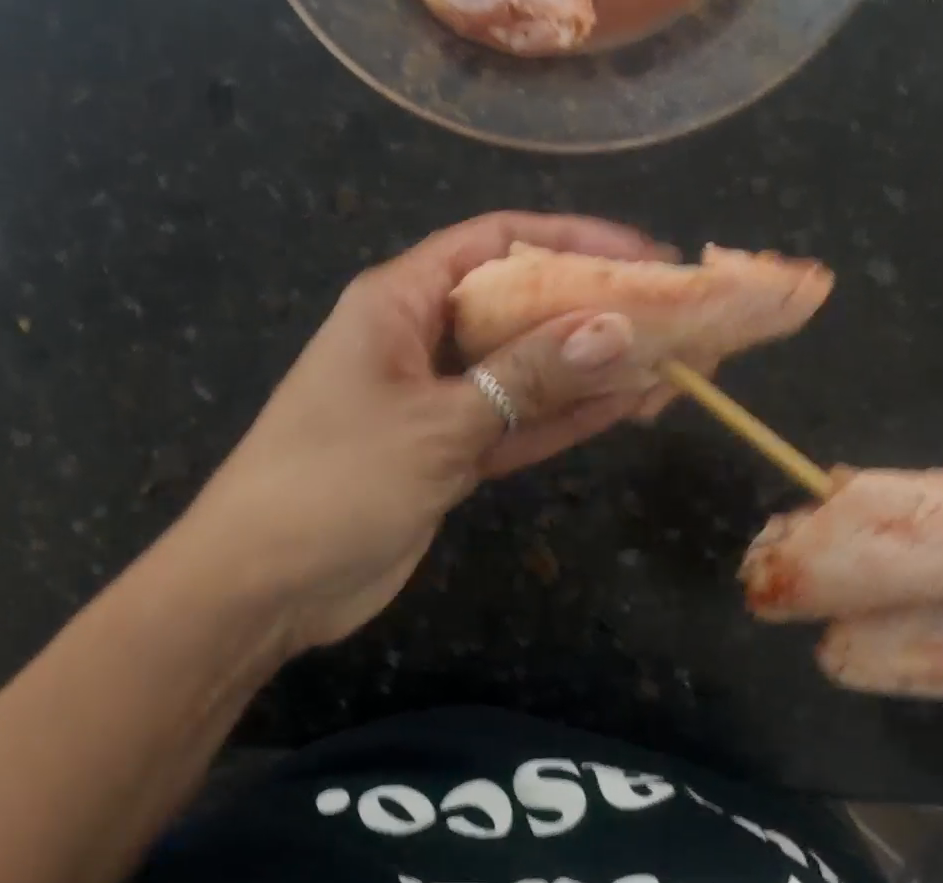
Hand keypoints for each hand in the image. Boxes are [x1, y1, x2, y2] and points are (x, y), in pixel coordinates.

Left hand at [172, 212, 662, 652]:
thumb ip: (527, 377)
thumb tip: (620, 329)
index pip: (493, 243)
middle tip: (679, 319)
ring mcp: (428, 405)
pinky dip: (559, 420)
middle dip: (591, 311)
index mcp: (395, 303)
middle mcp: (413, 342)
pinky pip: (509, 427)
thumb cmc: (334, 481)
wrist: (264, 582)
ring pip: (520, 373)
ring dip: (586, 372)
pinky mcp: (439, 460)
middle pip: (514, 307)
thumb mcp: (436, 423)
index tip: (648, 255)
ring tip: (673, 366)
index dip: (572, 241)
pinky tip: (624, 409)